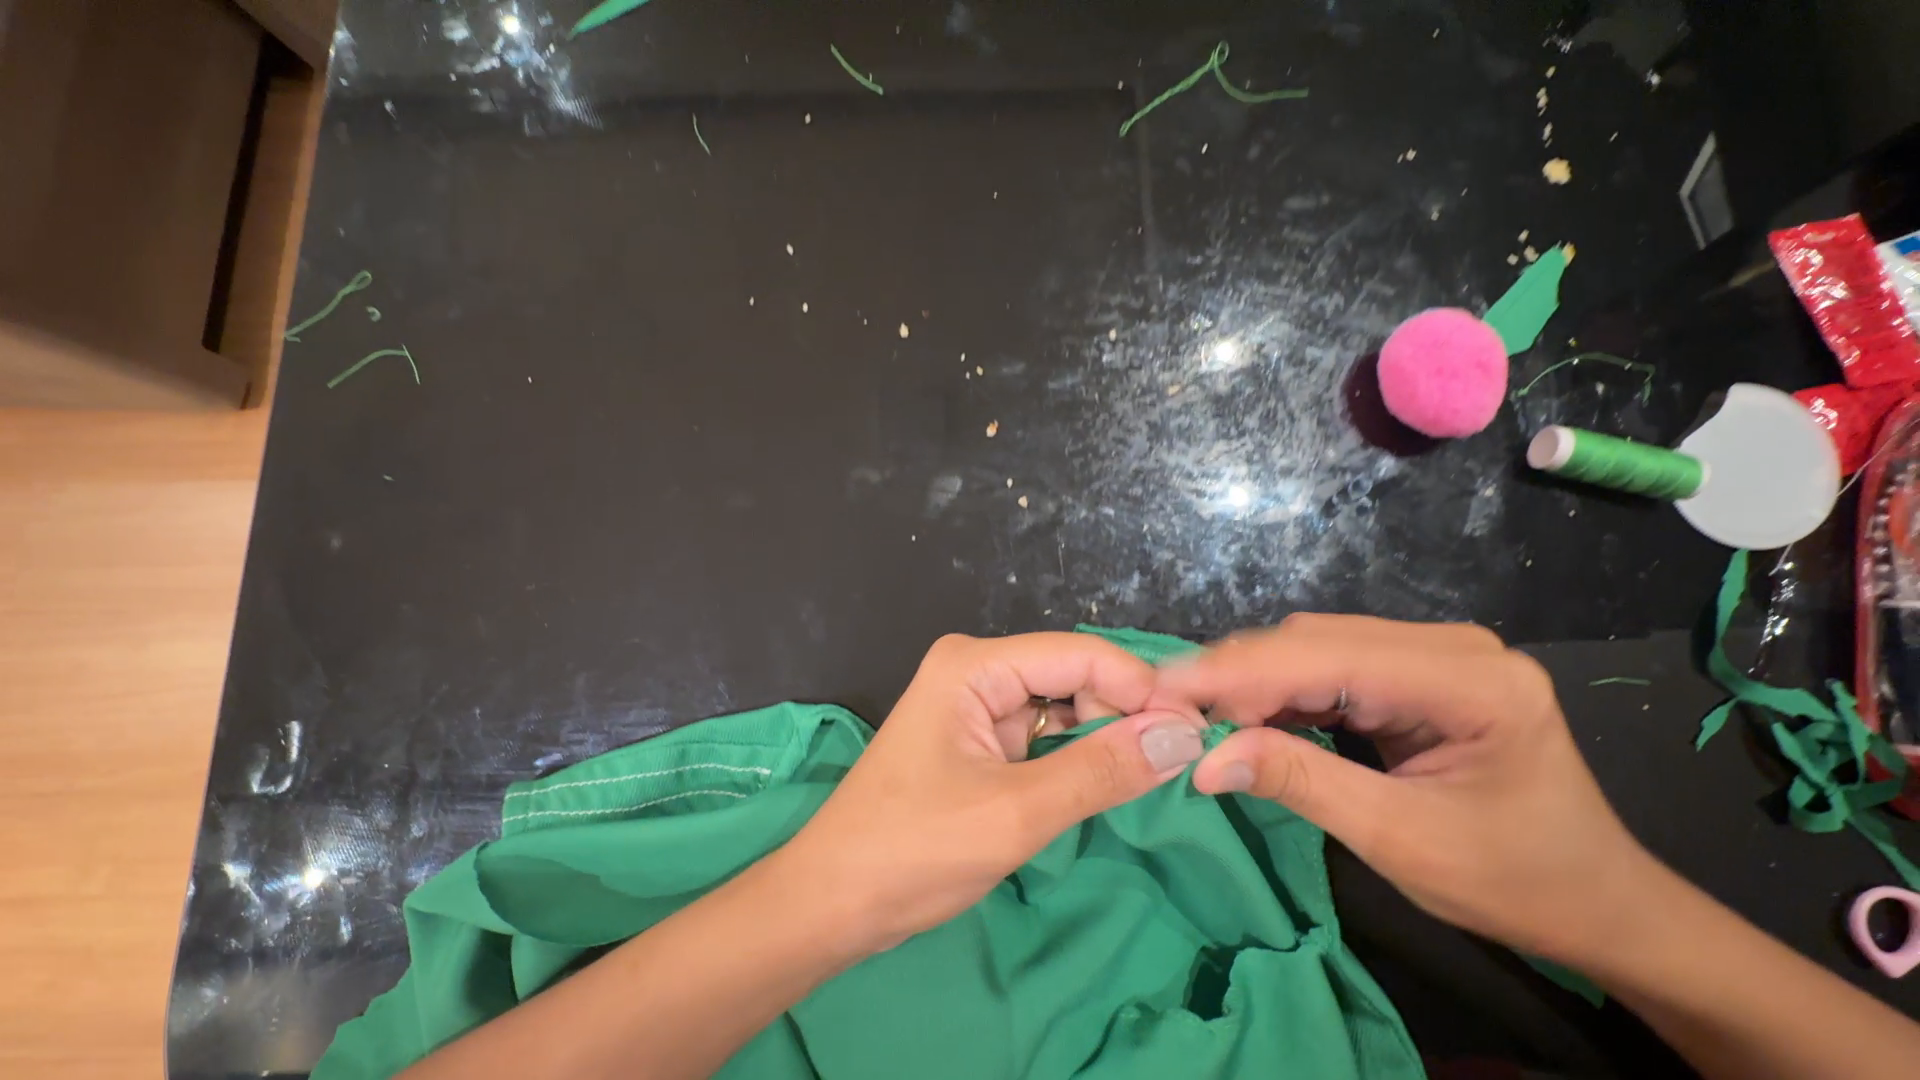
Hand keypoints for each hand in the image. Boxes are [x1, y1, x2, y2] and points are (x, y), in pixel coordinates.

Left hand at [772, 632, 1206, 955]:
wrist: (833, 903)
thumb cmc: (914, 851)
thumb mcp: (1016, 813)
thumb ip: (1101, 771)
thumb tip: (1182, 735)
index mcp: (972, 666)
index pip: (1078, 655)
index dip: (1140, 686)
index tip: (1194, 729)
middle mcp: (973, 672)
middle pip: (1071, 676)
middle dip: (1125, 711)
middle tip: (1180, 758)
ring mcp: (973, 707)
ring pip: (1062, 708)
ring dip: (1105, 736)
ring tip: (1156, 770)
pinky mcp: (976, 742)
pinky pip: (1043, 737)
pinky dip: (1077, 756)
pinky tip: (1111, 778)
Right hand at [1156, 615, 1653, 962]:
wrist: (1598, 903)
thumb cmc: (1517, 882)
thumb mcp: (1402, 841)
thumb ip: (1302, 784)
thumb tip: (1204, 758)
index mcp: (1472, 681)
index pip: (1329, 656)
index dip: (1239, 672)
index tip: (1164, 692)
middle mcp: (1454, 649)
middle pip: (1316, 641)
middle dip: (1238, 675)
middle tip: (1168, 709)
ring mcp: (1437, 658)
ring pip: (1316, 649)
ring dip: (1252, 682)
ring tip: (1193, 714)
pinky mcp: (1417, 676)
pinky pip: (1331, 670)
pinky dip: (1281, 695)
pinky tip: (1244, 716)